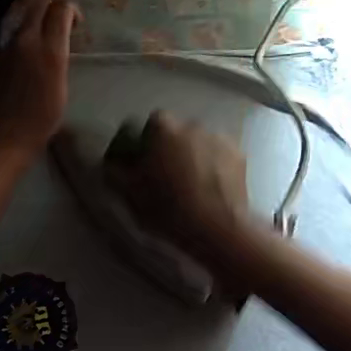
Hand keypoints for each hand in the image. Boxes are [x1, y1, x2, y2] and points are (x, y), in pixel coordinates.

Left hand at [0, 0, 78, 160]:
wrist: (0, 139)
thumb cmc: (39, 123)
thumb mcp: (61, 90)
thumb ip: (59, 60)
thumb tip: (58, 46)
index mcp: (49, 50)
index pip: (60, 9)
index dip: (71, 10)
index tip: (76, 23)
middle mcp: (25, 42)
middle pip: (37, 4)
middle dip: (50, 1)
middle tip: (59, 12)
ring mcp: (6, 50)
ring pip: (22, 21)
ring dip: (35, 19)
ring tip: (45, 32)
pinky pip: (11, 41)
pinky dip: (23, 38)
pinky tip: (27, 55)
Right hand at [102, 110, 261, 261]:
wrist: (217, 228)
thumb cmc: (167, 208)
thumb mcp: (129, 193)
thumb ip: (115, 172)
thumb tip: (110, 163)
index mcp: (163, 129)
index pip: (150, 122)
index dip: (145, 140)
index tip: (143, 159)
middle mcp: (193, 125)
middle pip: (177, 131)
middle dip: (170, 146)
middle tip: (166, 173)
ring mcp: (220, 138)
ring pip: (199, 142)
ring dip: (193, 154)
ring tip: (191, 183)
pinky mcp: (241, 155)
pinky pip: (219, 154)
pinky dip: (214, 164)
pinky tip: (210, 187)